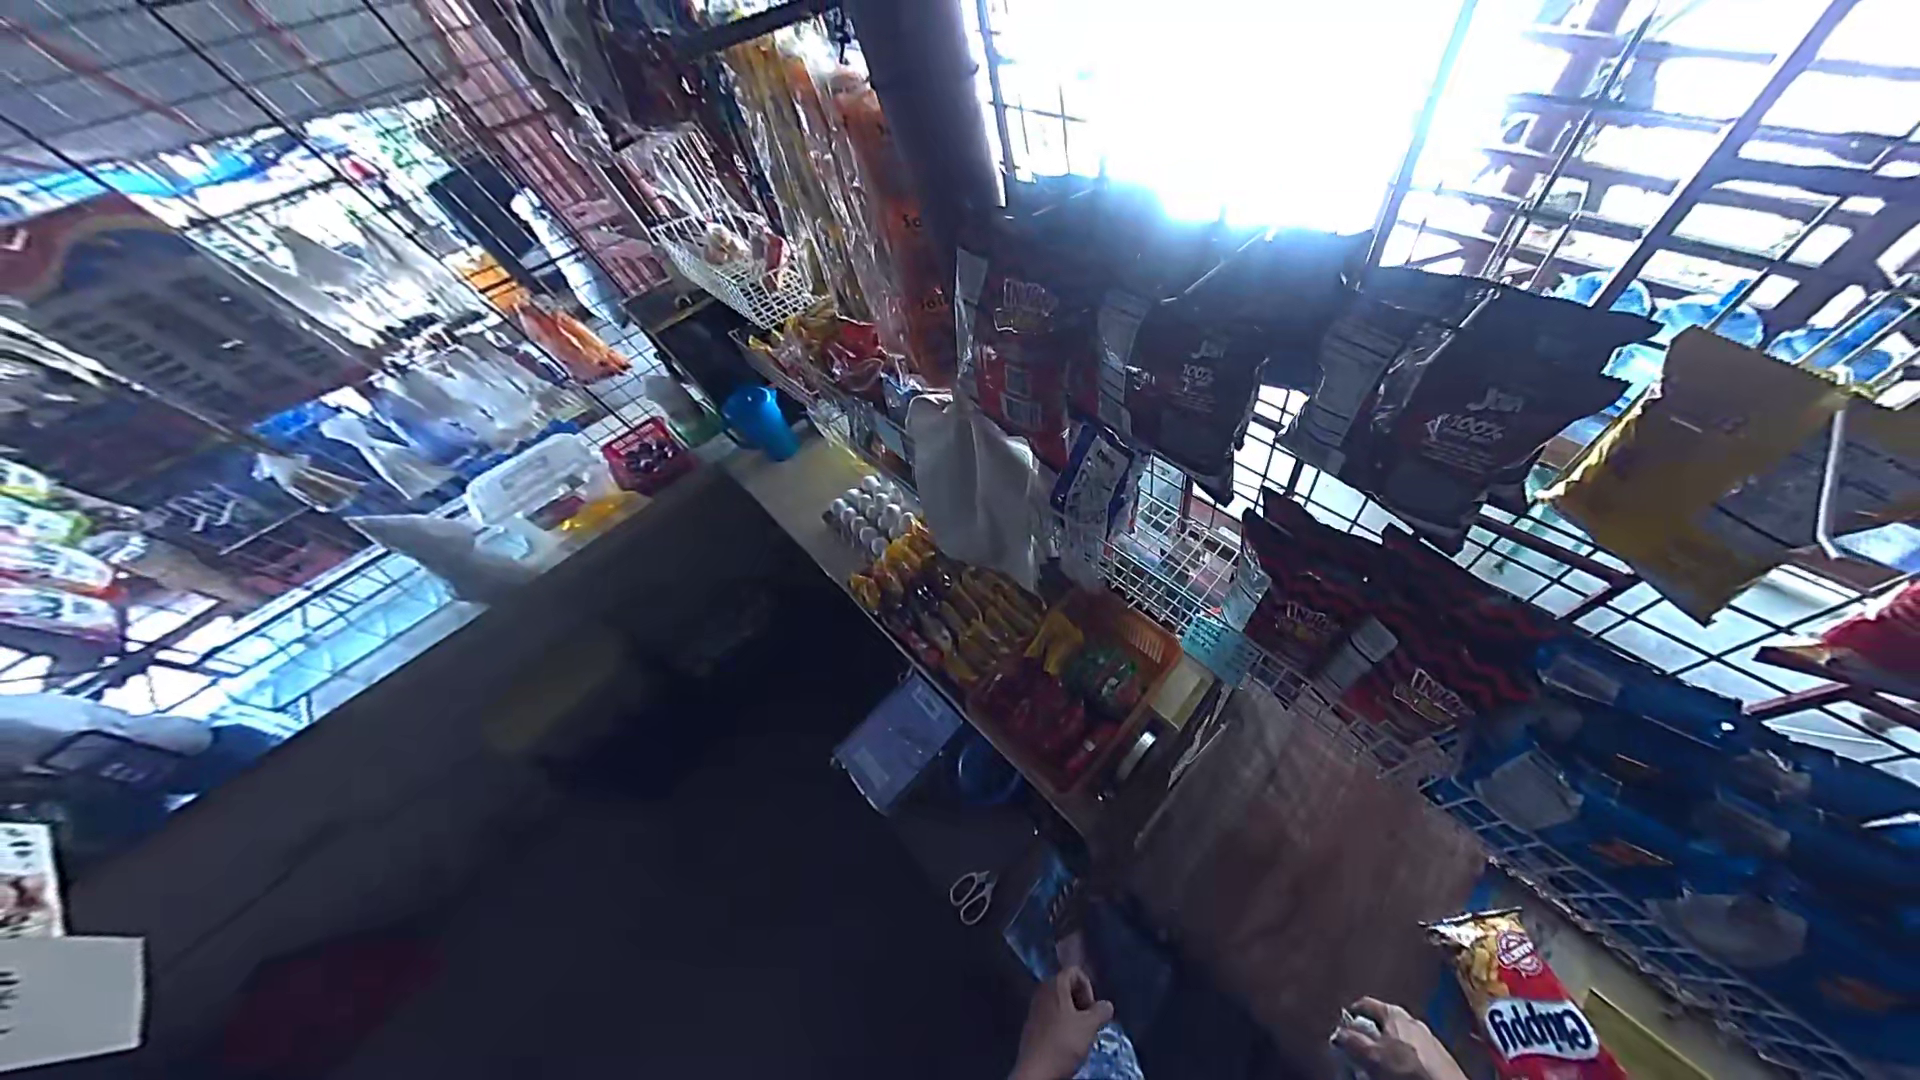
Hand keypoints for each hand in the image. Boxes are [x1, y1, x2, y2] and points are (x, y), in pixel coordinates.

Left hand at [1009, 966, 1113, 1079]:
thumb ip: (1100, 1012)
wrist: (1036, 1070)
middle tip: (1089, 1022)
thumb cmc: (1063, 1042)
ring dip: (1074, 1014)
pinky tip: (1067, 1040)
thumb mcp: (1088, 1027)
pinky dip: (1062, 1022)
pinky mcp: (1032, 1022)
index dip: (1088, 989)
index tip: (1092, 1010)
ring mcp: (1036, 1005)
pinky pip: (1052, 1013)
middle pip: (1068, 986)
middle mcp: (1043, 989)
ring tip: (1080, 1033)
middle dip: (1082, 1002)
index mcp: (1055, 983)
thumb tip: (1107, 1004)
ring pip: (1060, 1002)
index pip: (1076, 972)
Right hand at [1332, 997, 1468, 1079]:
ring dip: (1389, 1051)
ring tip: (1382, 1068)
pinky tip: (1403, 1074)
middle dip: (1371, 1037)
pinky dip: (1406, 1063)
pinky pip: (1416, 1056)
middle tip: (1362, 1053)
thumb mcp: (1370, 1056)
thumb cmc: (1408, 1072)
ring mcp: (1431, 1042)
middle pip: (1383, 1024)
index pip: (1364, 1004)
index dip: (1351, 1016)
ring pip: (1400, 1041)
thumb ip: (1350, 1040)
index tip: (1344, 1029)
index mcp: (1394, 1012)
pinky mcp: (1445, 1063)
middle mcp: (1413, 1021)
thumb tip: (1338, 1034)